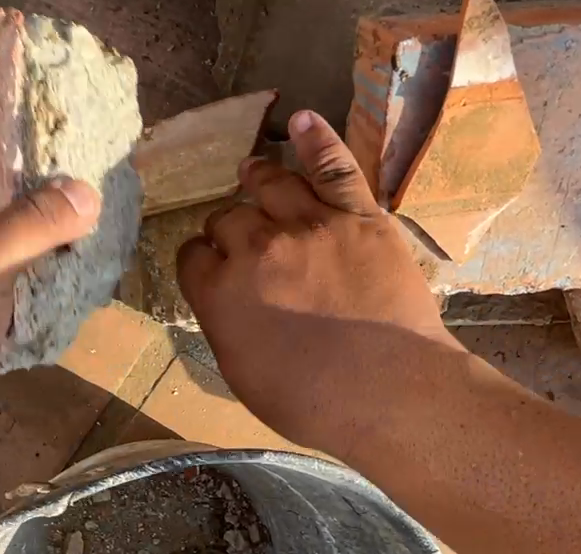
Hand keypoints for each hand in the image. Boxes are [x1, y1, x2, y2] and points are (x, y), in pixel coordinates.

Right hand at [177, 111, 464, 454]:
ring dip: (256, 177)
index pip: (193, 257)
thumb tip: (227, 307)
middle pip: (228, 218)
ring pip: (271, 183)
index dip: (200, 261)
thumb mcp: (246, 379)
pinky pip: (334, 167)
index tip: (209, 268)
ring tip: (251, 172)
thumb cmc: (311, 404)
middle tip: (238, 238)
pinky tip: (302, 121)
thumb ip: (228, 330)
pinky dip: (316, 140)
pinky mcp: (359, 218)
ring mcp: (310, 226)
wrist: (387, 391)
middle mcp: (257, 248)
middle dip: (227, 228)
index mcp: (221, 294)